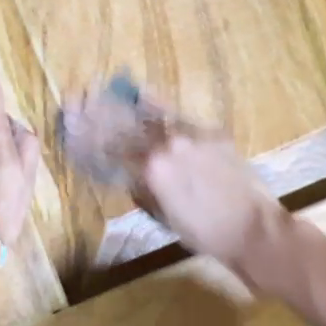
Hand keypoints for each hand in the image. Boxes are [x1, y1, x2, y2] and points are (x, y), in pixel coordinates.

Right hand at [59, 86, 287, 277]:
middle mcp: (168, 143)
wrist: (253, 229)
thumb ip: (142, 188)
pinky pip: (179, 118)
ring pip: (153, 114)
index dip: (88, 136)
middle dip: (100, 112)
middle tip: (80, 97)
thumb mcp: (163, 215)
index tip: (72, 123)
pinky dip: (161, 111)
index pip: (111, 147)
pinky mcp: (213, 132)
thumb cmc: (205, 233)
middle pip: (127, 123)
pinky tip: (147, 98)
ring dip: (129, 106)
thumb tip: (130, 173)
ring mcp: (192, 134)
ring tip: (108, 91)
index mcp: (151, 168)